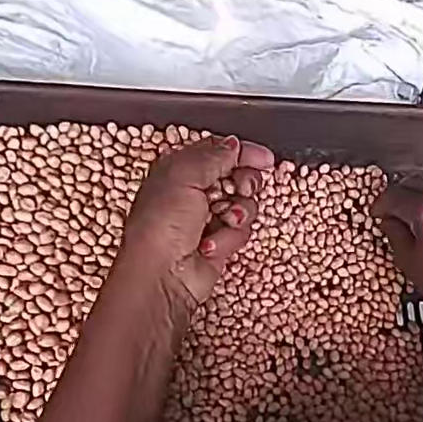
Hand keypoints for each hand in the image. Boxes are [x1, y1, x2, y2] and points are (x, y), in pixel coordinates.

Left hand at [120, 134, 274, 308]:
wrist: (161, 276)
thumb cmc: (159, 227)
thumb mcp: (184, 175)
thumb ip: (213, 155)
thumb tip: (234, 145)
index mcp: (179, 171)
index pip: (218, 152)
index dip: (242, 153)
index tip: (263, 158)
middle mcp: (193, 194)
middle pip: (236, 177)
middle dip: (244, 183)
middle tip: (242, 188)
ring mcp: (207, 221)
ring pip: (244, 205)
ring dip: (238, 212)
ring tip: (224, 220)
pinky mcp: (218, 244)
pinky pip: (241, 232)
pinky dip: (230, 237)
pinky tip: (211, 244)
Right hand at [372, 186, 422, 314]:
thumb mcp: (407, 259)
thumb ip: (394, 233)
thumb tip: (388, 223)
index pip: (393, 195)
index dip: (380, 204)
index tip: (376, 212)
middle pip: (413, 184)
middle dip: (397, 197)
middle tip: (388, 212)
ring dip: (416, 198)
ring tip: (407, 217)